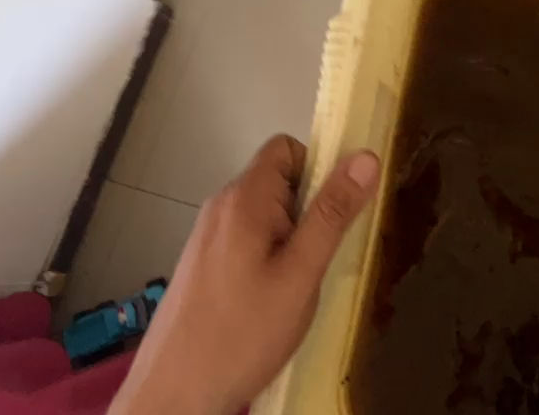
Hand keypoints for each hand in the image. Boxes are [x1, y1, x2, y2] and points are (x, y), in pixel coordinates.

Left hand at [110, 135, 380, 414]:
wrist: (173, 396)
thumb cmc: (242, 332)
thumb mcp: (301, 274)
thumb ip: (332, 213)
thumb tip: (365, 156)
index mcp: (245, 197)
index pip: (286, 147)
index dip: (317, 167)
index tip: (333, 212)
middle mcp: (221, 205)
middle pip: (276, 180)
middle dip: (306, 210)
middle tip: (318, 259)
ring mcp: (206, 235)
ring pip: (263, 214)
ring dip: (288, 238)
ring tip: (296, 287)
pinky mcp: (201, 263)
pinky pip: (245, 239)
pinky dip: (266, 257)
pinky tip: (269, 303)